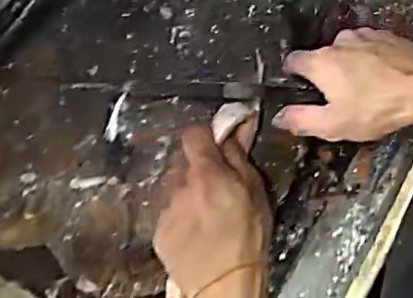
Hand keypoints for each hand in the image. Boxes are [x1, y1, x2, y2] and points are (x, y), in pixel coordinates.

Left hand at [154, 120, 269, 296]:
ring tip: (204, 206)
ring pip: (173, 185)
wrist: (223, 285)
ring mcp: (166, 210)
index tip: (214, 142)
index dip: (204, 134)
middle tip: (214, 179)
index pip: (193, 133)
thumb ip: (238, 153)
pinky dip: (179, 211)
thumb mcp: (253, 186)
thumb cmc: (246, 234)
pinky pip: (167, 210)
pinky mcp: (158, 234)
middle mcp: (180, 186)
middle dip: (196, 164)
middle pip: (182, 159)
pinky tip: (194, 225)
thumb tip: (233, 130)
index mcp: (205, 170)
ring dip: (186, 187)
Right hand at [275, 28, 412, 140]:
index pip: (293, 60)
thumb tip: (279, 116)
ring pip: (345, 51)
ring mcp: (362, 34)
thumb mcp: (334, 124)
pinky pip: (366, 47)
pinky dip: (367, 59)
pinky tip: (378, 76)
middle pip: (321, 56)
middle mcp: (338, 41)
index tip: (297, 88)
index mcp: (321, 61)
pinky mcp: (382, 35)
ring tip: (361, 89)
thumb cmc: (376, 107)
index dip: (292, 74)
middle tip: (336, 98)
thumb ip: (302, 119)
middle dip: (324, 74)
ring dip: (347, 65)